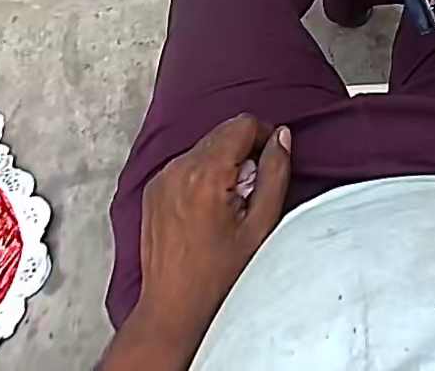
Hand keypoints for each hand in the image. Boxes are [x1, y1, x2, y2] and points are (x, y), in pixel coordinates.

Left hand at [117, 115, 291, 361]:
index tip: (269, 162)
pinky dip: (202, 172)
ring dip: (223, 161)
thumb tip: (281, 136)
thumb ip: (275, 172)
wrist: (174, 311)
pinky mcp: (153, 187)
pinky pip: (186, 162)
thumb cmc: (220, 276)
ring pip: (205, 145)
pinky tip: (207, 207)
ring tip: (228, 202)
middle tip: (249, 190)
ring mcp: (162, 176)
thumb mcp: (261, 225)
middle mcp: (179, 167)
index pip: (242, 124)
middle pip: (223, 131)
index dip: (263, 137)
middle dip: (243, 150)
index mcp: (206, 173)